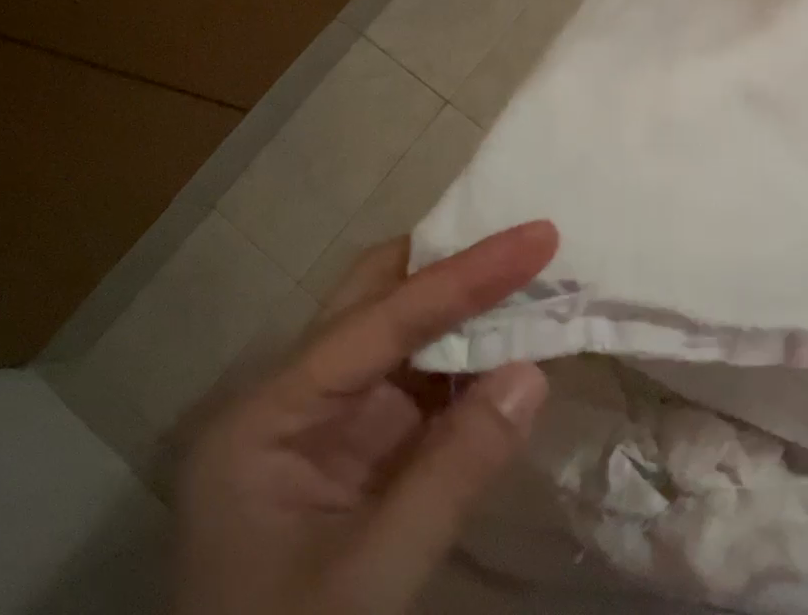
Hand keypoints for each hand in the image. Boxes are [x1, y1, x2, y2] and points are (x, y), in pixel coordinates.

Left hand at [173, 221, 557, 614]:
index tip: (538, 236)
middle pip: (374, 301)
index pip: (379, 323)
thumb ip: (454, 471)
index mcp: (266, 418)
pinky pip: (423, 387)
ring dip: (471, 311)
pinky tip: (516, 346)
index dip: (465, 276)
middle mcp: (293, 401)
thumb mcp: (372, 571)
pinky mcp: (364, 453)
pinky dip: (473, 364)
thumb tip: (532, 373)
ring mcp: (330, 426)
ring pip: (403, 338)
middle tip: (528, 238)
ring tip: (540, 279)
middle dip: (452, 264)